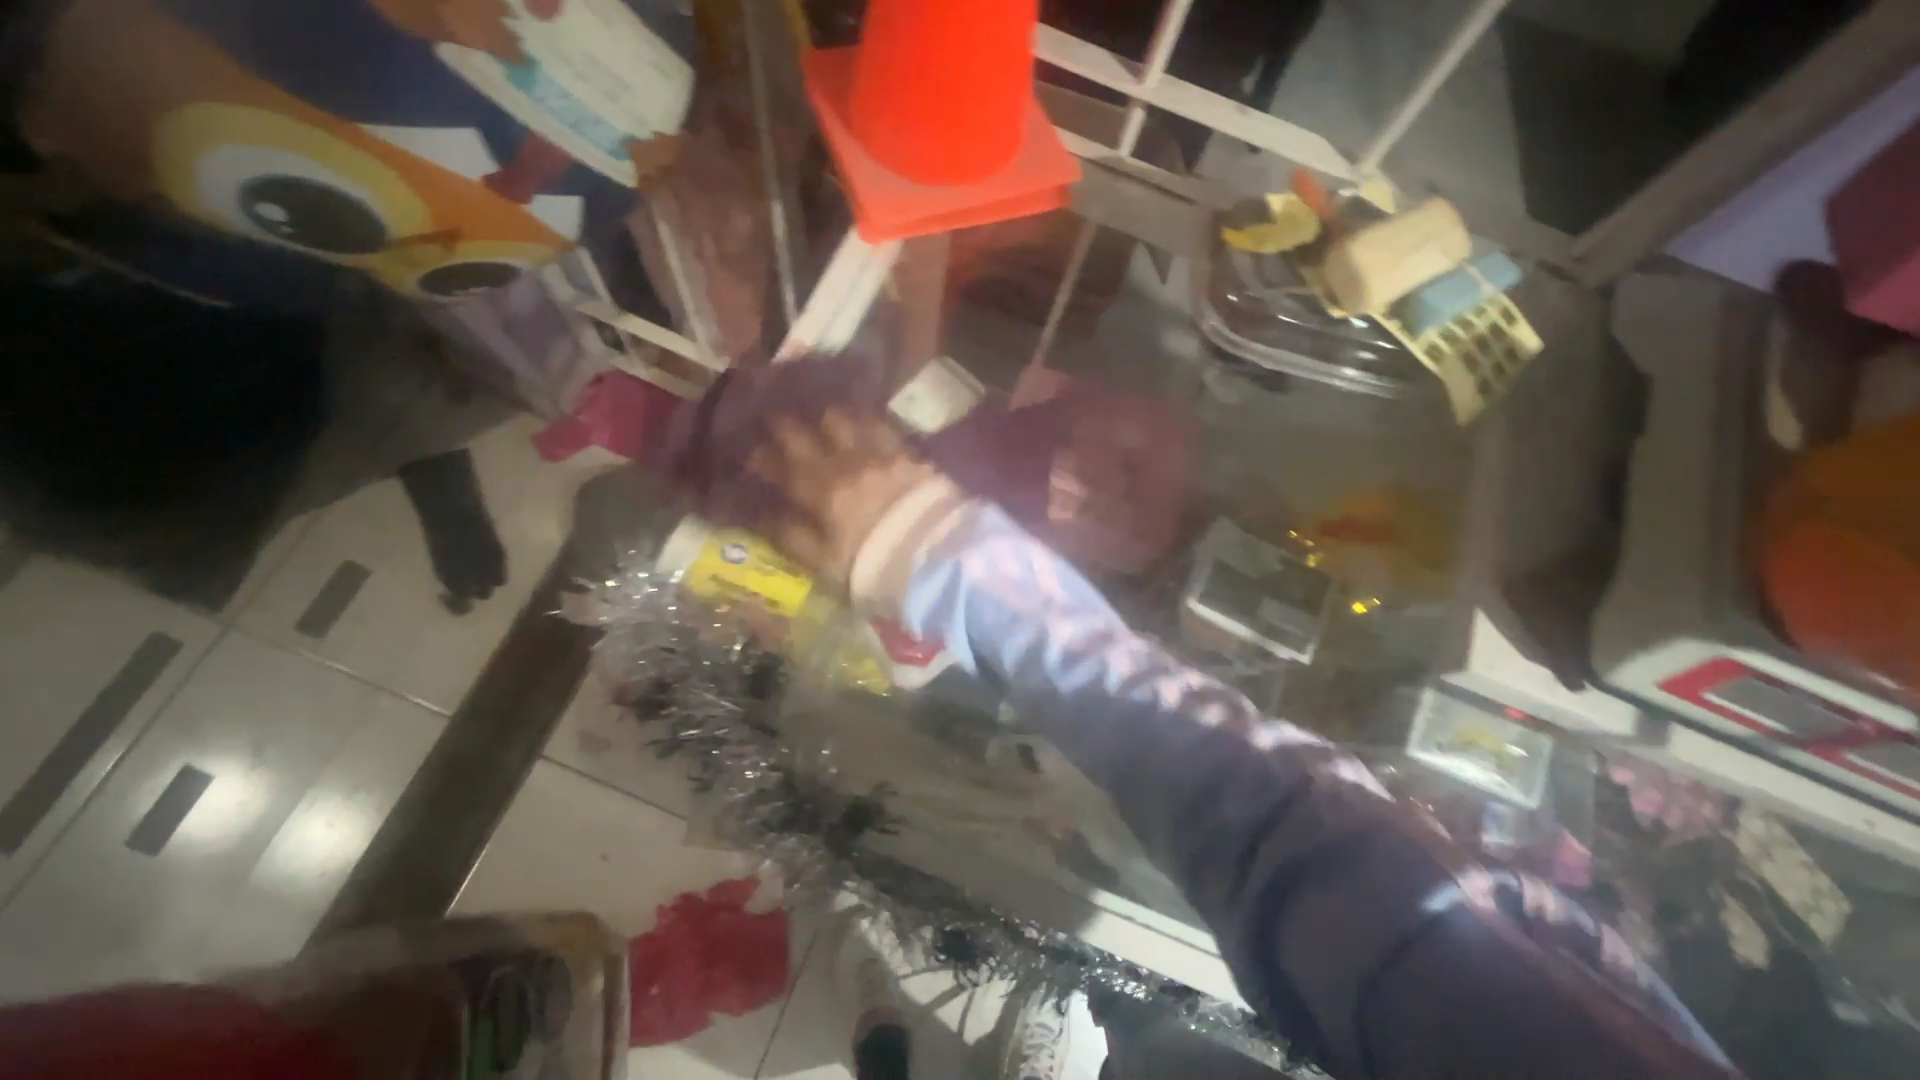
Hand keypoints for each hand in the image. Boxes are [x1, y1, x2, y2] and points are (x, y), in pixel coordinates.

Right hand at [746, 407, 934, 584]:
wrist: (935, 558)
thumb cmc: (875, 567)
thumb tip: (767, 516)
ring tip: (821, 414)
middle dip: (786, 426)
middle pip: (808, 435)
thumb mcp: (825, 563)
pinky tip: (864, 417)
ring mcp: (879, 455)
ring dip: (827, 416)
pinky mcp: (907, 453)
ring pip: (845, 420)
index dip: (762, 459)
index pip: (781, 469)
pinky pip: (882, 426)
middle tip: (775, 419)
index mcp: (821, 494)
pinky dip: (867, 419)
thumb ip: (793, 537)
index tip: (750, 452)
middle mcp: (846, 465)